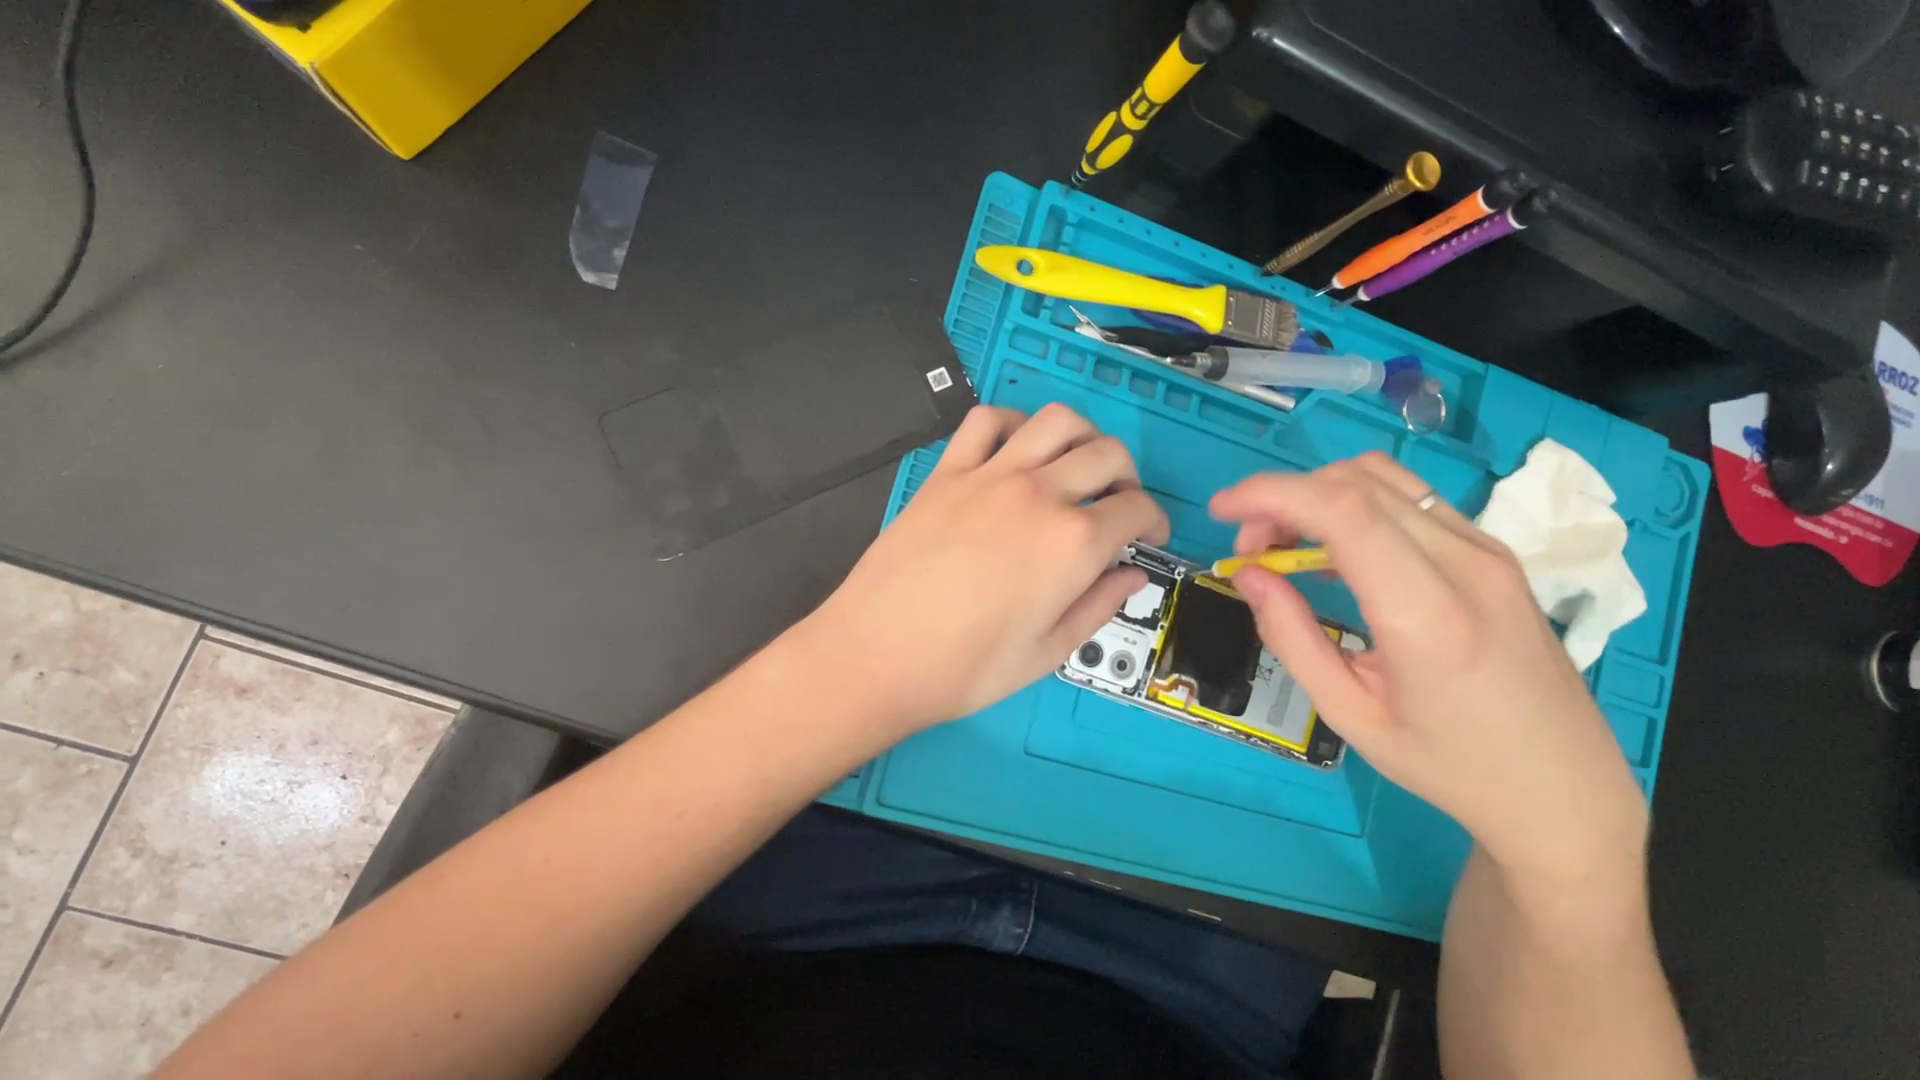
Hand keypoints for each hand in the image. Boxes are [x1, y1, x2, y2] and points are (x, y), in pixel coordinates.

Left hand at [799, 404, 1169, 735]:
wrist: (877, 655)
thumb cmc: (966, 668)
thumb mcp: (1048, 652)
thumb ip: (1100, 606)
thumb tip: (1133, 574)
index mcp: (1074, 544)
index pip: (1137, 508)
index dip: (1154, 521)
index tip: (1147, 536)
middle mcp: (1040, 495)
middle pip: (1107, 454)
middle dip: (1128, 476)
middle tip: (1118, 503)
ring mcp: (990, 476)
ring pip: (1056, 420)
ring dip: (1082, 436)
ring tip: (1076, 466)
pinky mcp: (947, 472)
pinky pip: (986, 420)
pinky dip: (1012, 423)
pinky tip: (1016, 449)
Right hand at [1210, 453, 1647, 888]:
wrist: (1563, 785)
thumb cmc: (1449, 764)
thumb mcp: (1351, 714)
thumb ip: (1292, 637)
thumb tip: (1247, 573)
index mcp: (1427, 613)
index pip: (1343, 510)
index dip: (1270, 494)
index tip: (1220, 510)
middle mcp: (1465, 563)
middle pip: (1356, 483)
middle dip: (1283, 498)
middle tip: (1250, 548)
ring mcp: (1488, 551)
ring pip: (1384, 478)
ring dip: (1319, 495)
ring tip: (1286, 546)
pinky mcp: (1494, 552)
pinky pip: (1411, 500)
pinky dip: (1355, 506)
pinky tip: (1335, 553)